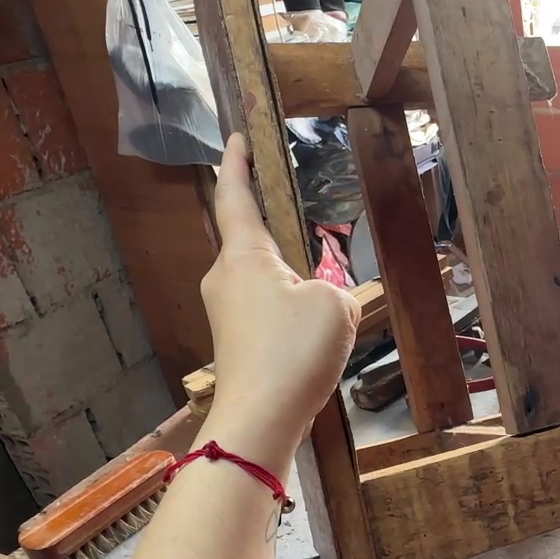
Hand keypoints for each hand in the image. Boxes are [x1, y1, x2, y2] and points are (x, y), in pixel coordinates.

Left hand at [198, 133, 358, 476]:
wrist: (260, 421)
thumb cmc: (293, 352)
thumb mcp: (334, 306)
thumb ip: (334, 287)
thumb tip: (321, 297)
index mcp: (244, 257)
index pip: (236, 197)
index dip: (237, 164)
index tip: (236, 137)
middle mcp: (225, 279)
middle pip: (252, 241)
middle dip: (280, 231)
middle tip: (312, 222)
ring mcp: (227, 313)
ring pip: (263, 279)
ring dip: (290, 277)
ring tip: (326, 288)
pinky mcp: (237, 342)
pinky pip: (266, 308)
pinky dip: (289, 307)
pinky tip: (316, 327)